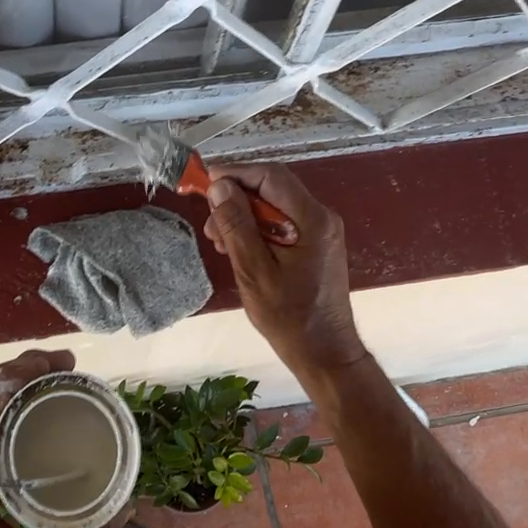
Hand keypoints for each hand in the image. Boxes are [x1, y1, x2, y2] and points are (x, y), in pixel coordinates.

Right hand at [203, 163, 366, 378]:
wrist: (324, 353)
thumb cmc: (289, 317)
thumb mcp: (254, 271)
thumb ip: (237, 225)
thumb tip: (219, 187)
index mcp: (313, 219)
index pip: (270, 176)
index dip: (235, 173)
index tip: (203, 182)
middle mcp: (321, 217)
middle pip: (272, 187)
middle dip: (236, 197)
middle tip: (209, 221)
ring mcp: (319, 230)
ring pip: (273, 205)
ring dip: (243, 215)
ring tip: (218, 240)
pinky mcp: (314, 243)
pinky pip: (280, 222)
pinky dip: (255, 228)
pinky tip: (236, 247)